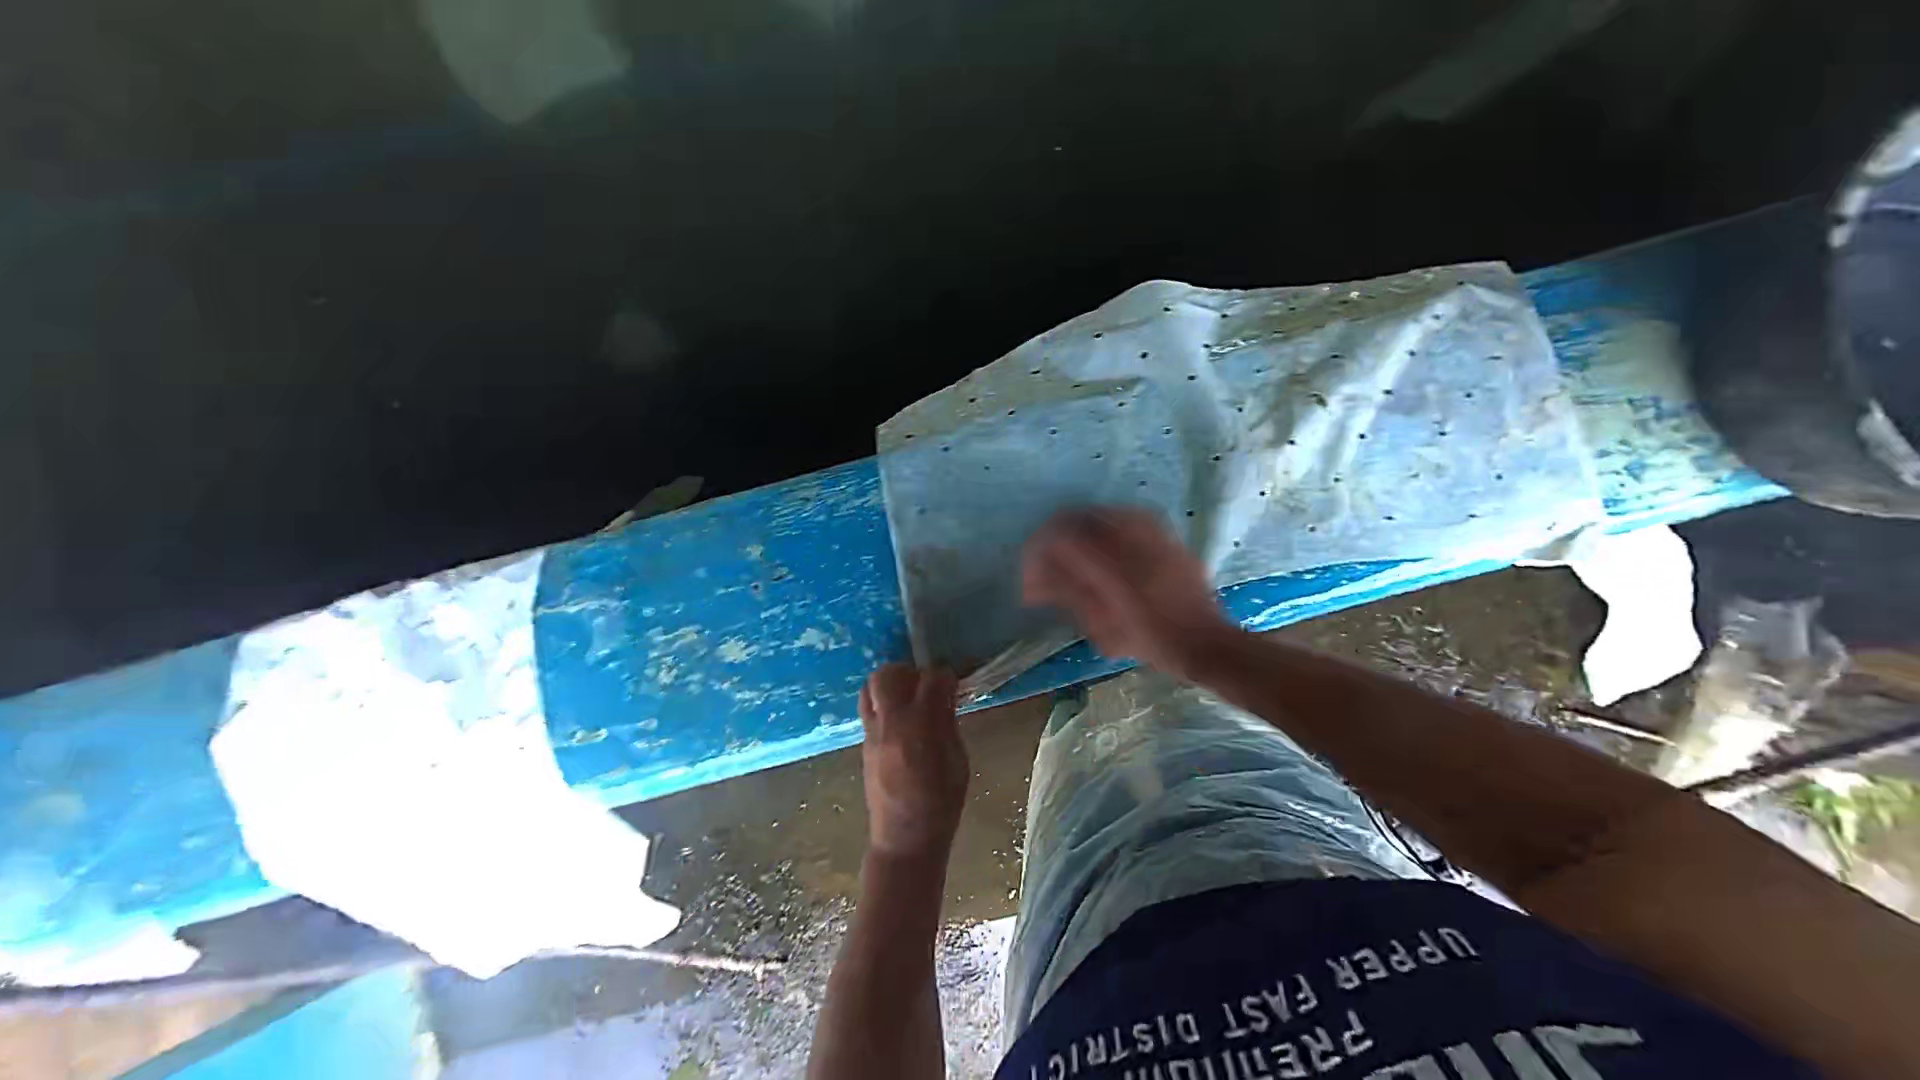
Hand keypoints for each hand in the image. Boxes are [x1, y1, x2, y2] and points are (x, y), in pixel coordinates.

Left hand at [858, 663, 967, 858]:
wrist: (904, 839)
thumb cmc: (941, 804)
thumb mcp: (958, 760)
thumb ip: (948, 723)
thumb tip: (944, 697)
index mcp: (922, 726)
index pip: (932, 679)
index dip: (946, 676)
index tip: (953, 683)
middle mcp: (891, 723)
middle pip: (888, 674)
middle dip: (908, 671)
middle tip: (924, 685)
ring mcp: (872, 733)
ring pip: (870, 687)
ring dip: (890, 684)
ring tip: (908, 699)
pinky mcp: (863, 744)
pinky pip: (868, 709)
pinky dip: (882, 704)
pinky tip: (900, 722)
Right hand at [1021, 507, 1238, 680]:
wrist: (1208, 643)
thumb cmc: (1154, 644)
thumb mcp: (1106, 630)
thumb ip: (1072, 597)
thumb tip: (1037, 582)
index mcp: (1114, 567)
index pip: (1062, 539)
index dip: (1039, 551)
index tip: (1030, 573)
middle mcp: (1132, 542)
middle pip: (1079, 518)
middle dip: (1055, 537)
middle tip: (1045, 562)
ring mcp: (1153, 535)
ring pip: (1102, 513)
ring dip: (1079, 528)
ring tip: (1070, 553)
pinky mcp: (1168, 537)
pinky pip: (1128, 516)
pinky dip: (1107, 524)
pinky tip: (1104, 544)